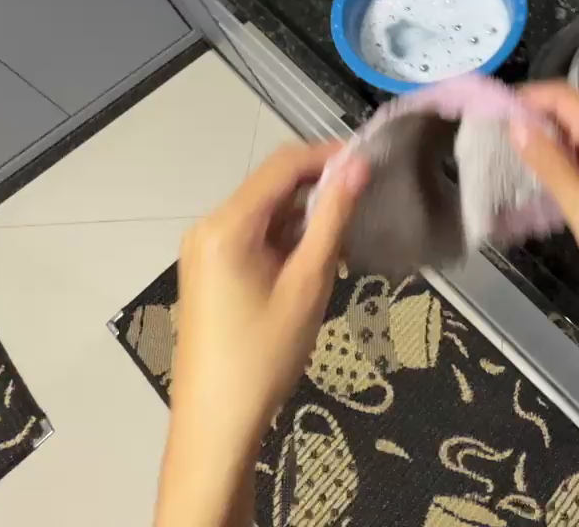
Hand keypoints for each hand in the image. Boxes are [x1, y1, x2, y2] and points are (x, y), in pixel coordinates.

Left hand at [168, 141, 369, 432]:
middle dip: (320, 181)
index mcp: (227, 225)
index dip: (329, 154)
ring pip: (267, 206)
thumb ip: (333, 217)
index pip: (284, 164)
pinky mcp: (211, 266)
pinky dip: (289, 232)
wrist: (217, 424)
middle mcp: (210, 225)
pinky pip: (256, 230)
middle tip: (367, 195)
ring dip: (307, 209)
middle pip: (273, 181)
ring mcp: (206, 246)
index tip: (372, 160)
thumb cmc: (265, 353)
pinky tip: (319, 250)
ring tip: (350, 226)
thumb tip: (358, 165)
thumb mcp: (308, 281)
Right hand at [510, 82, 578, 319]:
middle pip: (570, 112)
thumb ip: (550, 163)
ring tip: (507, 154)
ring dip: (544, 140)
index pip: (564, 98)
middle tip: (493, 137)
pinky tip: (538, 175)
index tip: (491, 112)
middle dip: (532, 118)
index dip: (527, 98)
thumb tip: (516, 124)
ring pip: (576, 134)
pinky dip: (560, 159)